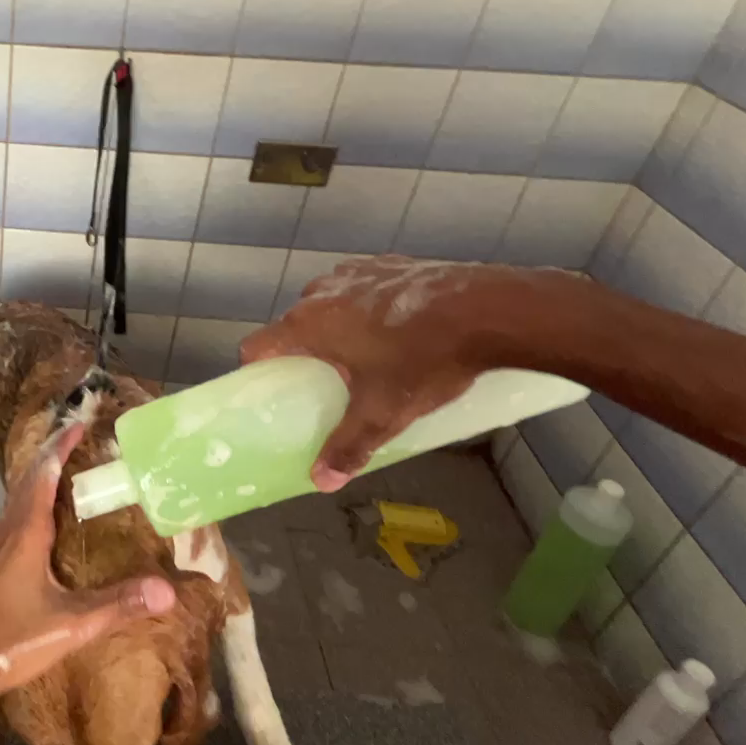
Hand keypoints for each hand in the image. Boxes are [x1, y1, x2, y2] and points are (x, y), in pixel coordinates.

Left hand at [0, 421, 176, 744]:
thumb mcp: (70, 624)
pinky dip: (34, 502)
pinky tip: (50, 522)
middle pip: (29, 479)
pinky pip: (16, 517)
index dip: (60, 447)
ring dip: (41, 478)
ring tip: (71, 472)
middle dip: (53, 455)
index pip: (43, 474)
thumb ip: (117, 605)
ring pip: (19, 498)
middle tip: (81, 440)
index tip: (78, 423)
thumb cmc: (12, 640)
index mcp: (24, 532)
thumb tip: (167, 588)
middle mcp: (8, 530)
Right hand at [240, 256, 580, 492]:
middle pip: (293, 325)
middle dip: (307, 351)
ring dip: (337, 325)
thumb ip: (348, 446)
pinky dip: (367, 305)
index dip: (259, 370)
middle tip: (334, 381)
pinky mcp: (385, 262)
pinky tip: (399, 325)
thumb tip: (321, 482)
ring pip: (327, 303)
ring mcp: (352, 272)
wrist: (489, 309)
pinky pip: (359, 287)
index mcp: (307, 324)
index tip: (277, 389)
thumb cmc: (425, 360)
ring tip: (371, 352)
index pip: (256, 346)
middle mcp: (319, 292)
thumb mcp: (385, 412)